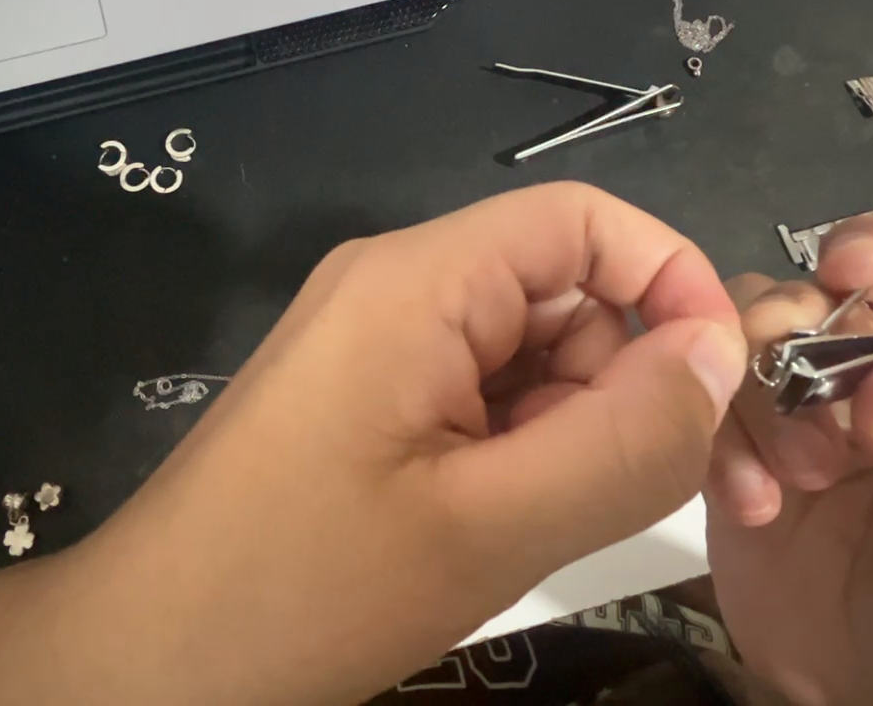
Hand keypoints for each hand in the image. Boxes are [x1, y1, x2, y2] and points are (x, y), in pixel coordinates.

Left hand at [67, 182, 748, 704]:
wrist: (151, 652)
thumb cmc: (305, 585)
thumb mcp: (490, 526)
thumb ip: (623, 439)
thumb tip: (716, 352)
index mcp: (419, 278)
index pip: (579, 219)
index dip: (667, 277)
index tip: (721, 378)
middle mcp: (397, 282)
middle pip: (557, 288)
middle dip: (622, 375)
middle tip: (648, 491)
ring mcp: (379, 332)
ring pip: (526, 345)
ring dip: (572, 420)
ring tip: (546, 518)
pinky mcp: (369, 383)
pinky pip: (480, 384)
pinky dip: (522, 440)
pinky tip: (503, 513)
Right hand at [703, 219, 872, 705]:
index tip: (842, 267)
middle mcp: (864, 371)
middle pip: (801, 298)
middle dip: (794, 350)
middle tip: (817, 447)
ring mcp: (789, 407)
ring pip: (735, 339)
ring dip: (751, 404)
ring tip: (784, 487)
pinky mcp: (730, 443)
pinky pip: (694, 401)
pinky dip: (714, 445)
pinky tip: (748, 507)